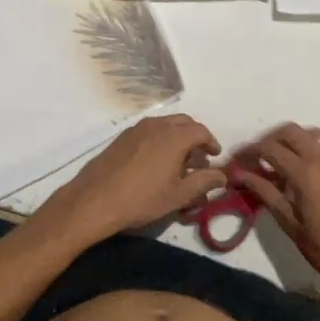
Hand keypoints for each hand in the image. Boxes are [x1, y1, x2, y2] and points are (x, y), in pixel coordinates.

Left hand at [36, 114, 225, 243]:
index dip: (211, 142)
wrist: (97, 198)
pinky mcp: (122, 136)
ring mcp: (136, 128)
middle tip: (200, 157)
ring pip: (165, 124)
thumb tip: (222, 175)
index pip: (200, 130)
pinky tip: (158, 161)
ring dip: (177, 137)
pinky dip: (161, 138)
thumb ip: (204, 182)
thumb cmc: (143, 198)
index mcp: (173, 136)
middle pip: (183, 122)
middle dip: (195, 136)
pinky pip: (149, 130)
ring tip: (181, 161)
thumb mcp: (179, 195)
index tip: (215, 156)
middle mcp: (156, 125)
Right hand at [231, 124, 319, 298]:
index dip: (249, 152)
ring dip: (293, 140)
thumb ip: (265, 193)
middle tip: (257, 159)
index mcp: (306, 173)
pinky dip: (314, 148)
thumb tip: (239, 174)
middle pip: (290, 131)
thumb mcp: (290, 224)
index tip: (237, 163)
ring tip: (282, 161)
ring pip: (312, 134)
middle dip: (270, 139)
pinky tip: (308, 170)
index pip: (269, 148)